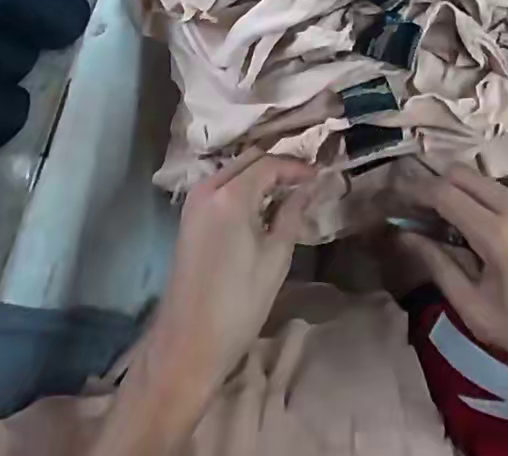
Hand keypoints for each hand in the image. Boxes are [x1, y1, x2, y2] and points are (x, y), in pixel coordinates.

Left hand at [144, 150, 317, 392]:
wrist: (187, 347)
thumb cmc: (238, 304)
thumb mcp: (275, 258)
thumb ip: (293, 213)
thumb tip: (310, 186)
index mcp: (230, 197)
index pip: (269, 164)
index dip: (297, 167)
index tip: (320, 176)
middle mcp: (207, 189)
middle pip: (249, 159)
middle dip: (278, 165)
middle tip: (306, 180)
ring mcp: (193, 202)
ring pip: (234, 169)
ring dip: (260, 174)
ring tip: (289, 191)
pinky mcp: (188, 218)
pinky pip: (221, 186)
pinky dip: (243, 186)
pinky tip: (262, 204)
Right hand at [395, 163, 507, 393]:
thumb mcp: (478, 312)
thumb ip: (439, 267)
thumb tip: (406, 235)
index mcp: (497, 232)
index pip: (443, 192)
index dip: (415, 190)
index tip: (397, 197)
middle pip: (463, 174)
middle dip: (437, 184)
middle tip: (421, 209)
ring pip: (487, 182)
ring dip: (466, 195)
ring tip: (456, 227)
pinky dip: (493, 203)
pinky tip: (493, 233)